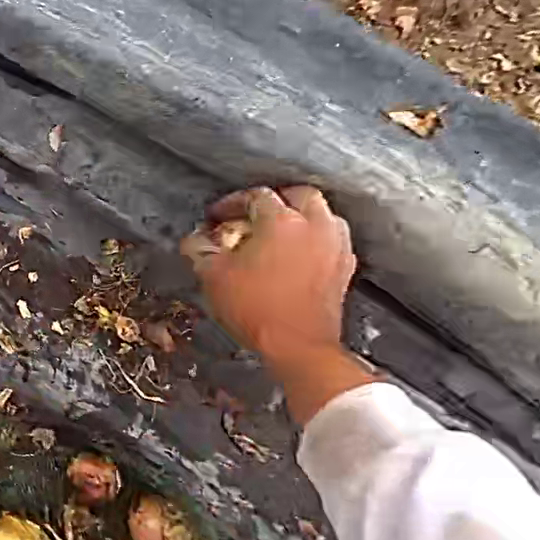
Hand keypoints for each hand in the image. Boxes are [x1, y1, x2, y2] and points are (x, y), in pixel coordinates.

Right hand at [181, 186, 374, 422]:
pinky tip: (296, 253)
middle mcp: (315, 226)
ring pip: (322, 213)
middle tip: (251, 214)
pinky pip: (332, 238)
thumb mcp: (212, 275)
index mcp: (281, 221)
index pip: (256, 196)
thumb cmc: (254, 308)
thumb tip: (195, 240)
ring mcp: (335, 246)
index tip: (216, 216)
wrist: (297, 345)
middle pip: (298, 194)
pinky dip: (314, 238)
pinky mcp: (344, 267)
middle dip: (274, 200)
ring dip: (299, 216)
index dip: (231, 203)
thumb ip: (200, 250)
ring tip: (276, 231)